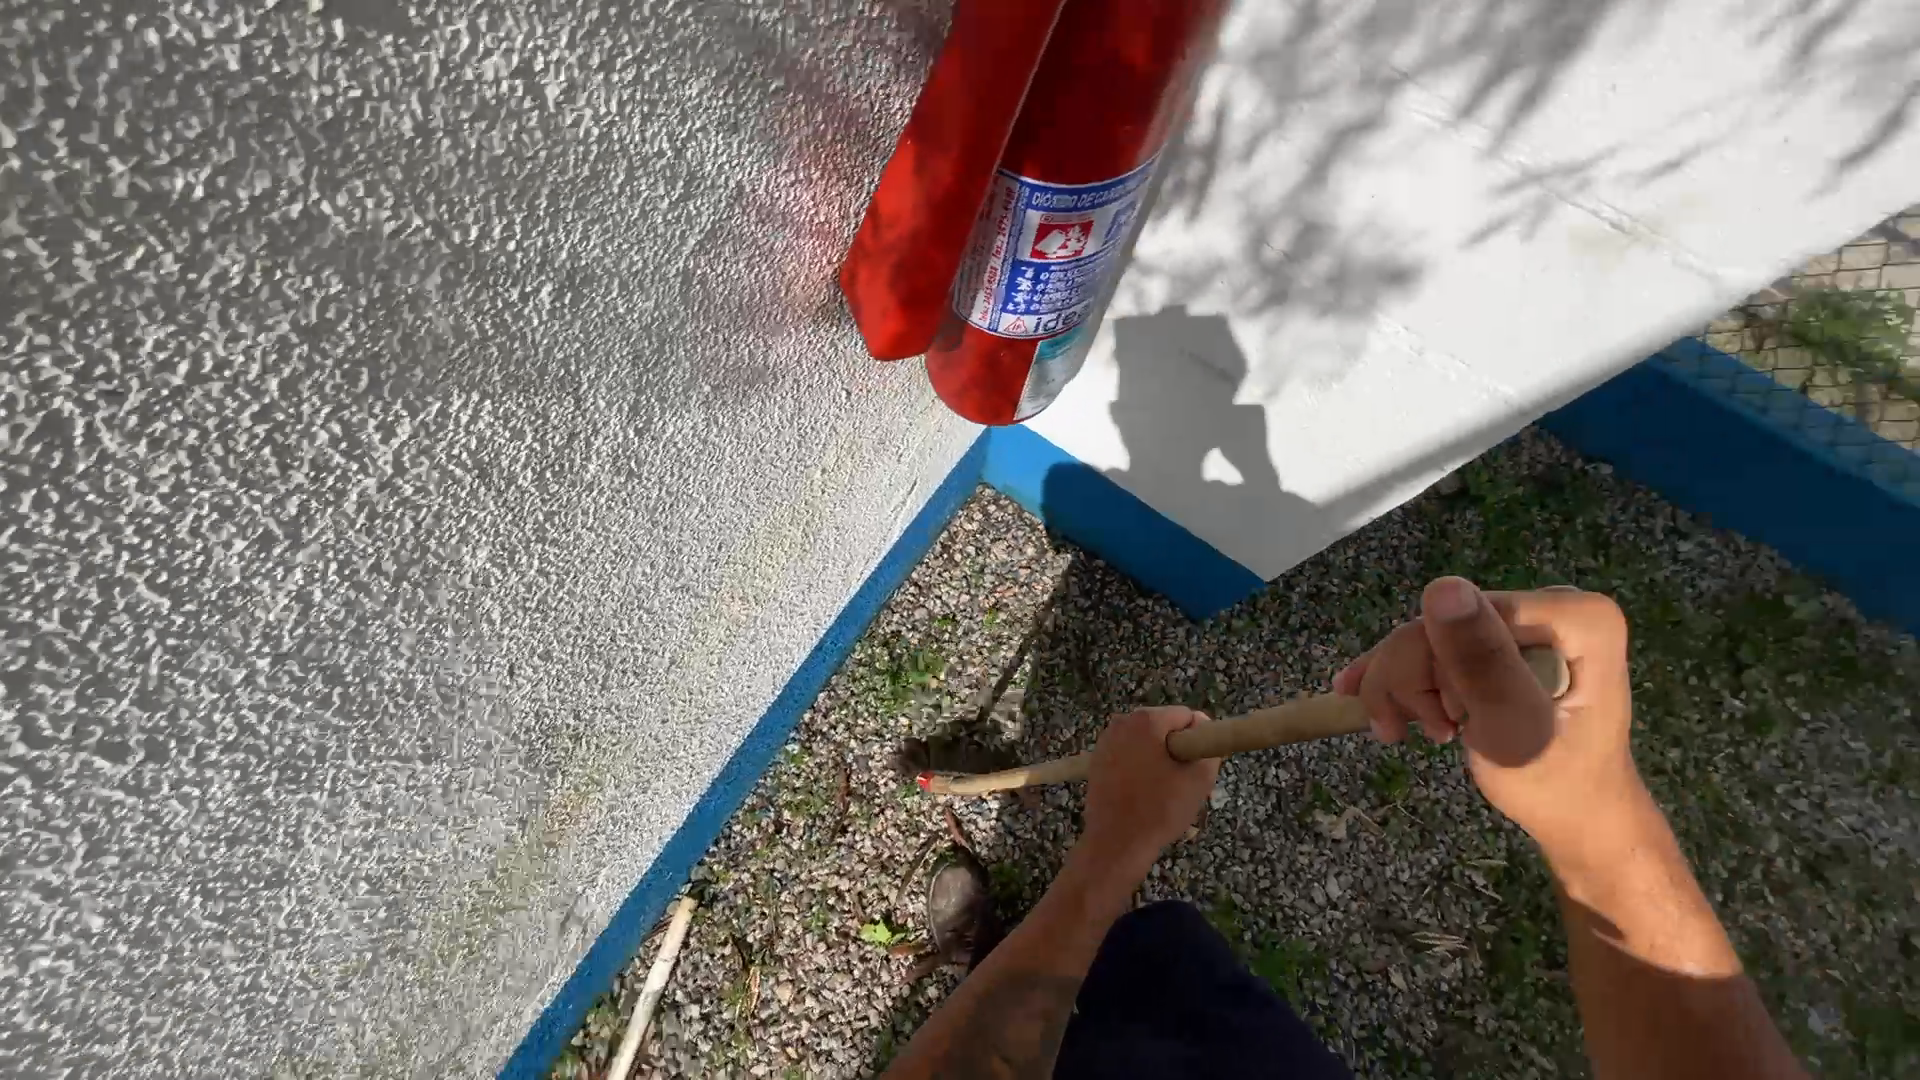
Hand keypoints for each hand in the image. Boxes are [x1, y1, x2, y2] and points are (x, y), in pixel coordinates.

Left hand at [1078, 707, 1219, 869]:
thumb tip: (1202, 722)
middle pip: (1164, 727)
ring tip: (1161, 790)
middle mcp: (1122, 721)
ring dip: (1158, 759)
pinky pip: (1128, 753)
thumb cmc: (1160, 809)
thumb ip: (1208, 746)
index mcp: (1147, 720)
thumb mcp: (1199, 779)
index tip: (1195, 768)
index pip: (1186, 717)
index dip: (1197, 741)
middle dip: (1176, 749)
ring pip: (1146, 741)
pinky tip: (1141, 792)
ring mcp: (1106, 739)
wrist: (1116, 840)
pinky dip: (1139, 766)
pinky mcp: (1097, 757)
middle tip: (1181, 782)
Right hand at [1333, 577, 1644, 858]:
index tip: (1440, 723)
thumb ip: (1481, 660)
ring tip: (1399, 730)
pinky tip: (1381, 706)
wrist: (1575, 821)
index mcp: (1573, 616)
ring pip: (1421, 637)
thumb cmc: (1553, 783)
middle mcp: (1550, 606)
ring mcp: (1524, 624)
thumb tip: (1442, 587)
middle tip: (1403, 729)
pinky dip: (1400, 682)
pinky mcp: (1503, 643)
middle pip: (1435, 625)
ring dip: (1398, 687)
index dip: (1428, 666)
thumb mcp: (1512, 727)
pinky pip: (1430, 648)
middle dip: (1406, 679)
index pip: (1458, 615)